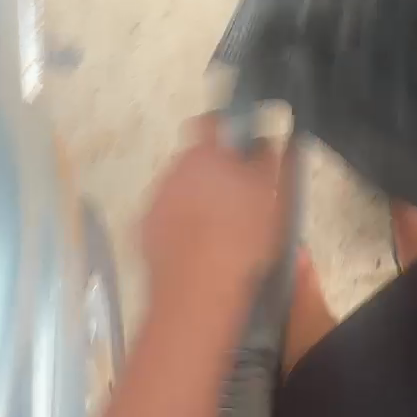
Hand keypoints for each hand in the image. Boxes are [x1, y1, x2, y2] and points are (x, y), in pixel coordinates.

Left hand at [139, 118, 283, 318]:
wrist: (197, 295)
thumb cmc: (241, 239)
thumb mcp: (273, 196)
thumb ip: (270, 158)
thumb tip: (266, 140)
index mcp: (205, 153)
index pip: (213, 120)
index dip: (228, 127)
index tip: (243, 144)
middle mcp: (173, 169)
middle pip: (197, 158)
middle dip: (215, 170)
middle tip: (240, 193)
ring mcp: (154, 201)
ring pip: (181, 188)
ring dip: (198, 198)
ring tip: (221, 227)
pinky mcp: (143, 232)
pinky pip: (167, 217)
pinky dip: (181, 225)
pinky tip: (199, 247)